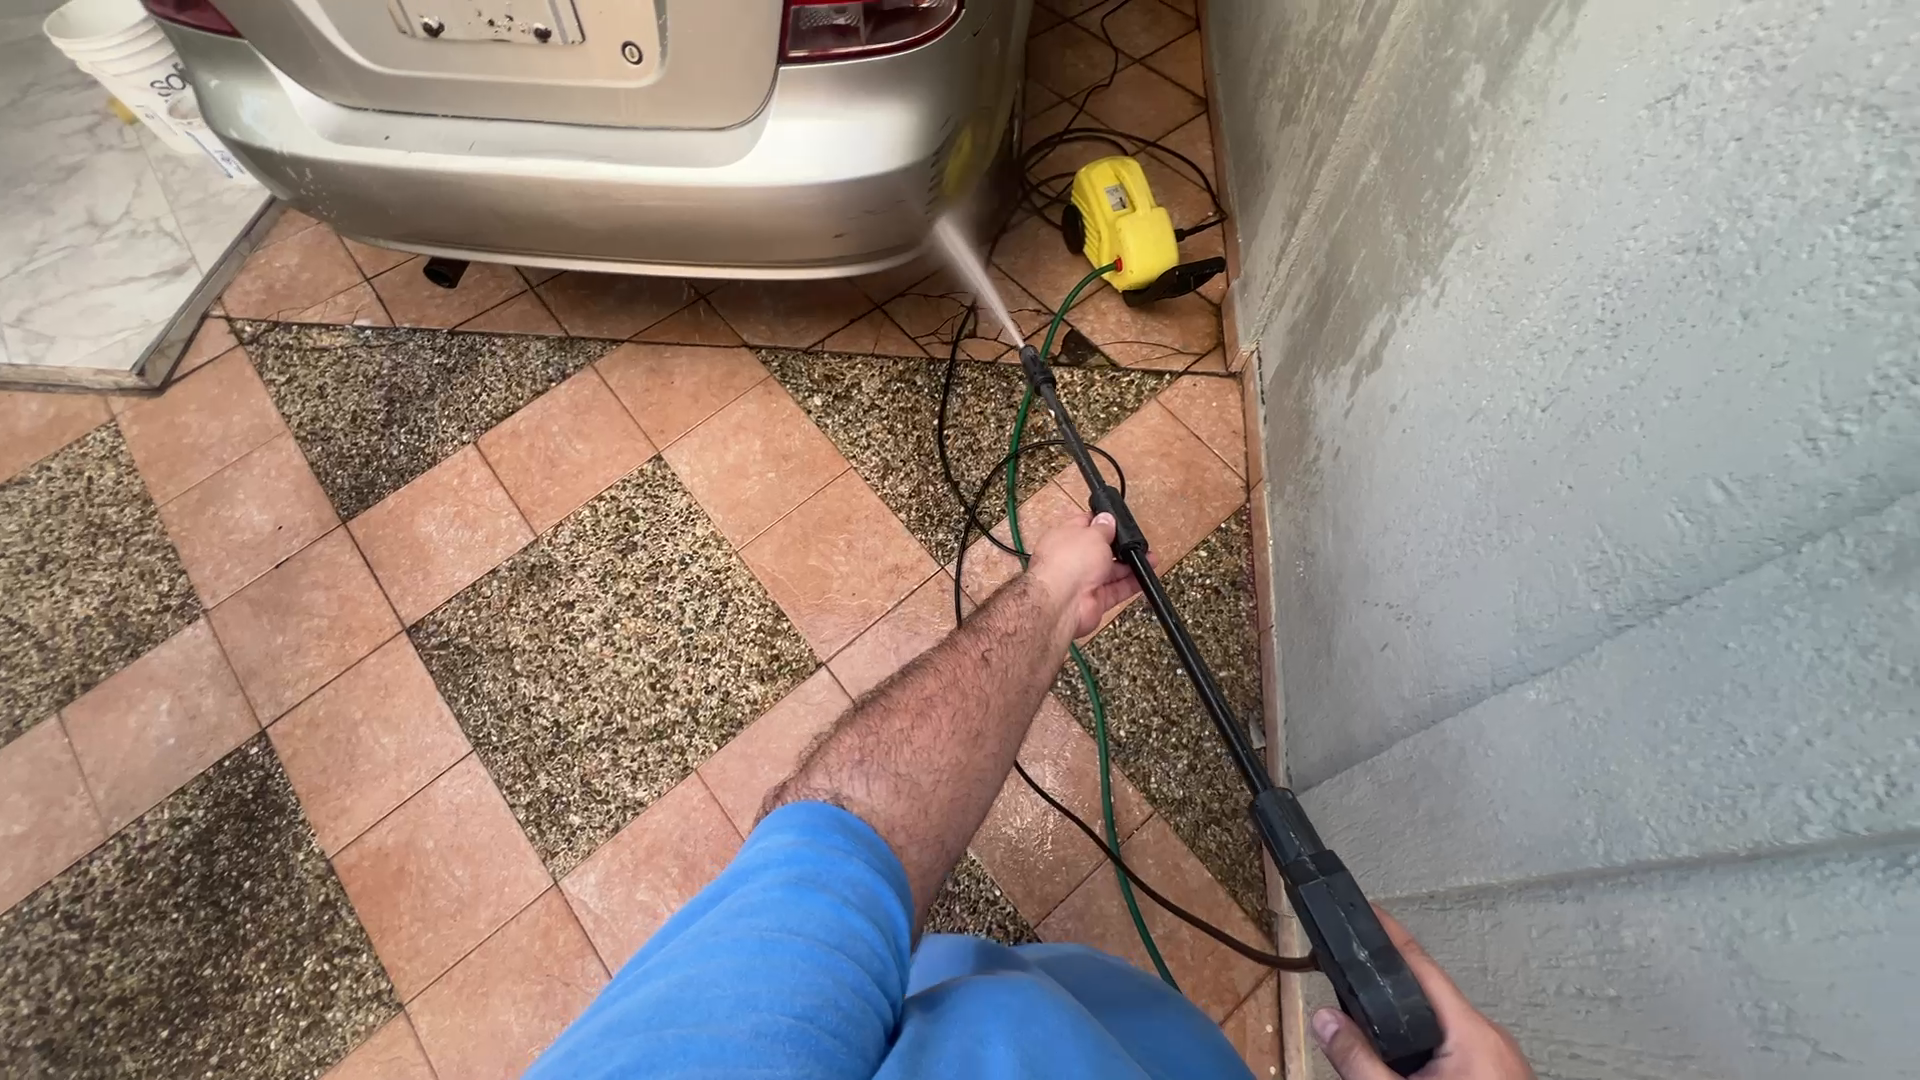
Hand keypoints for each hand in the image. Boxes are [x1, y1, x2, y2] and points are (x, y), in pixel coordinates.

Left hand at [1023, 512, 1146, 638]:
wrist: (1063, 602)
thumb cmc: (1067, 563)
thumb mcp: (1092, 535)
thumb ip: (1103, 528)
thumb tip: (1107, 520)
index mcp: (1064, 538)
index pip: (1084, 525)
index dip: (1101, 523)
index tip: (1117, 522)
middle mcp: (1072, 559)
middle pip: (1100, 550)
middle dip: (1119, 547)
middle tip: (1137, 543)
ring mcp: (1082, 581)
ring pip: (1110, 571)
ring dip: (1130, 566)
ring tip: (1150, 559)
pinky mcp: (1094, 599)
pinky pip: (1116, 590)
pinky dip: (1131, 585)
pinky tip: (1144, 577)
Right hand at [1313, 909, 1534, 1079]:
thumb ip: (1358, 1061)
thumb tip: (1322, 1017)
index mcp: (1473, 1036)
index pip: (1420, 966)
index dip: (1388, 933)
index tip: (1361, 906)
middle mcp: (1492, 1041)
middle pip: (1426, 996)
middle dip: (1383, 989)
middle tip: (1341, 975)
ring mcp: (1501, 1064)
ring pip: (1438, 1026)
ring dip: (1401, 1024)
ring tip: (1363, 1027)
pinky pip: (1452, 1049)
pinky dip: (1419, 1047)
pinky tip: (1398, 1063)